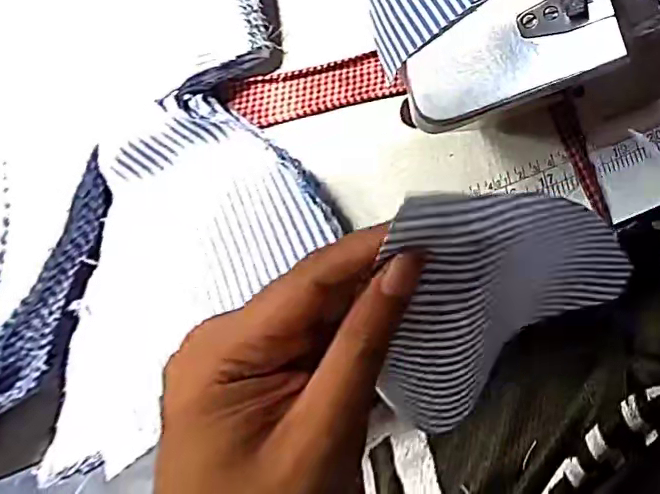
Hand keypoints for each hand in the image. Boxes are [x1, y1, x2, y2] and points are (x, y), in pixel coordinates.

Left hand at [156, 226, 425, 493]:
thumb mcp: (321, 430)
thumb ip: (365, 339)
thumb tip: (405, 263)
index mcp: (220, 350)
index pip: (311, 276)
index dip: (374, 245)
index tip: (428, 228)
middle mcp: (223, 341)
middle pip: (319, 288)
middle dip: (380, 270)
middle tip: (440, 252)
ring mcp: (242, 356)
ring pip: (326, 306)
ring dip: (375, 297)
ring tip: (428, 277)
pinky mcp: (264, 371)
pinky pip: (321, 331)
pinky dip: (361, 325)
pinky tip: (396, 315)